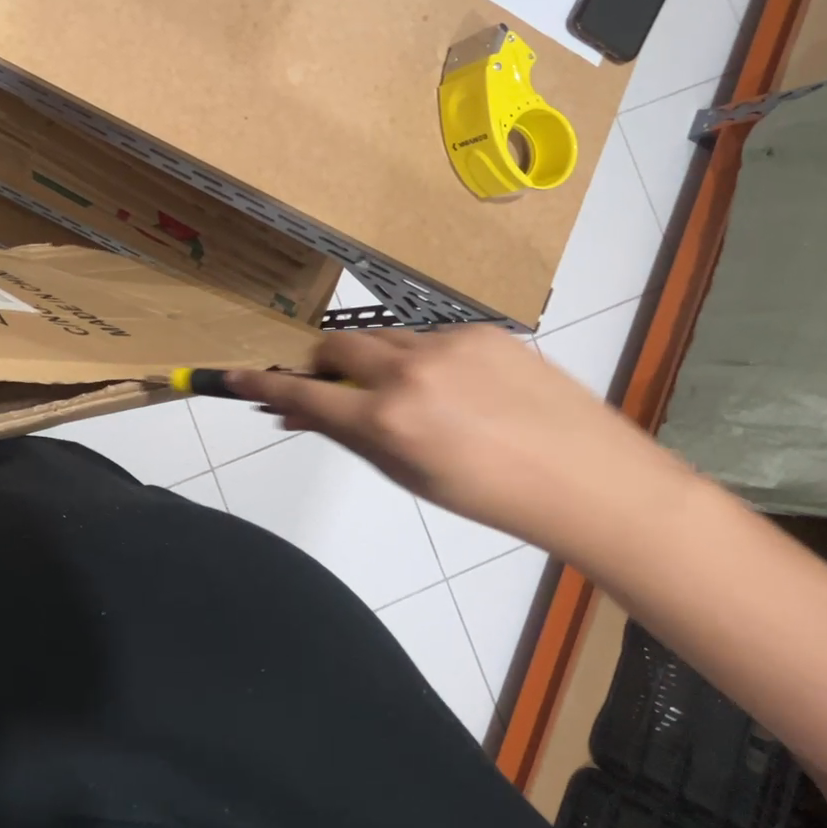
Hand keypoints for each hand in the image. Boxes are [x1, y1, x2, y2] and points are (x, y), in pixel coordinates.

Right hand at [224, 326, 696, 550]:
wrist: (595, 483)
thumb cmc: (490, 496)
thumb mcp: (406, 473)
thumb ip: (344, 434)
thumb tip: (294, 412)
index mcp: (388, 419)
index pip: (302, 392)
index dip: (261, 383)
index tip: (231, 376)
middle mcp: (409, 372)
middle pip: (334, 347)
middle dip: (323, 365)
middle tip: (335, 389)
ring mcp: (448, 346)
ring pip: (380, 339)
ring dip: (372, 361)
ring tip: (408, 395)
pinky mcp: (483, 331)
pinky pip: (427, 336)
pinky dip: (421, 358)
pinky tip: (457, 388)